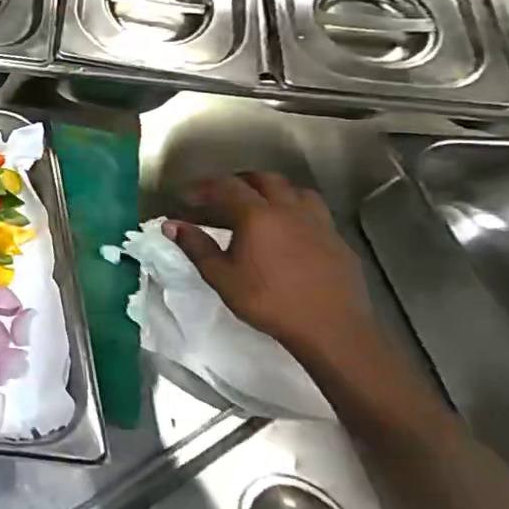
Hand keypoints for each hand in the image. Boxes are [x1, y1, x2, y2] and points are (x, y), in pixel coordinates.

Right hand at [167, 171, 370, 358]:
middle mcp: (290, 211)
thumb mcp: (221, 276)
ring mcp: (319, 224)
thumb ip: (196, 246)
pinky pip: (315, 212)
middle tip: (219, 196)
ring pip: (296, 191)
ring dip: (273, 191)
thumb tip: (171, 225)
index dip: (203, 188)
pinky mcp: (338, 241)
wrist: (331, 329)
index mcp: (257, 216)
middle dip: (238, 182)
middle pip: (264, 179)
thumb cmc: (268, 301)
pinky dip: (295, 211)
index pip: (226, 186)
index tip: (186, 198)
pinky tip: (287, 233)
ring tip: (258, 207)